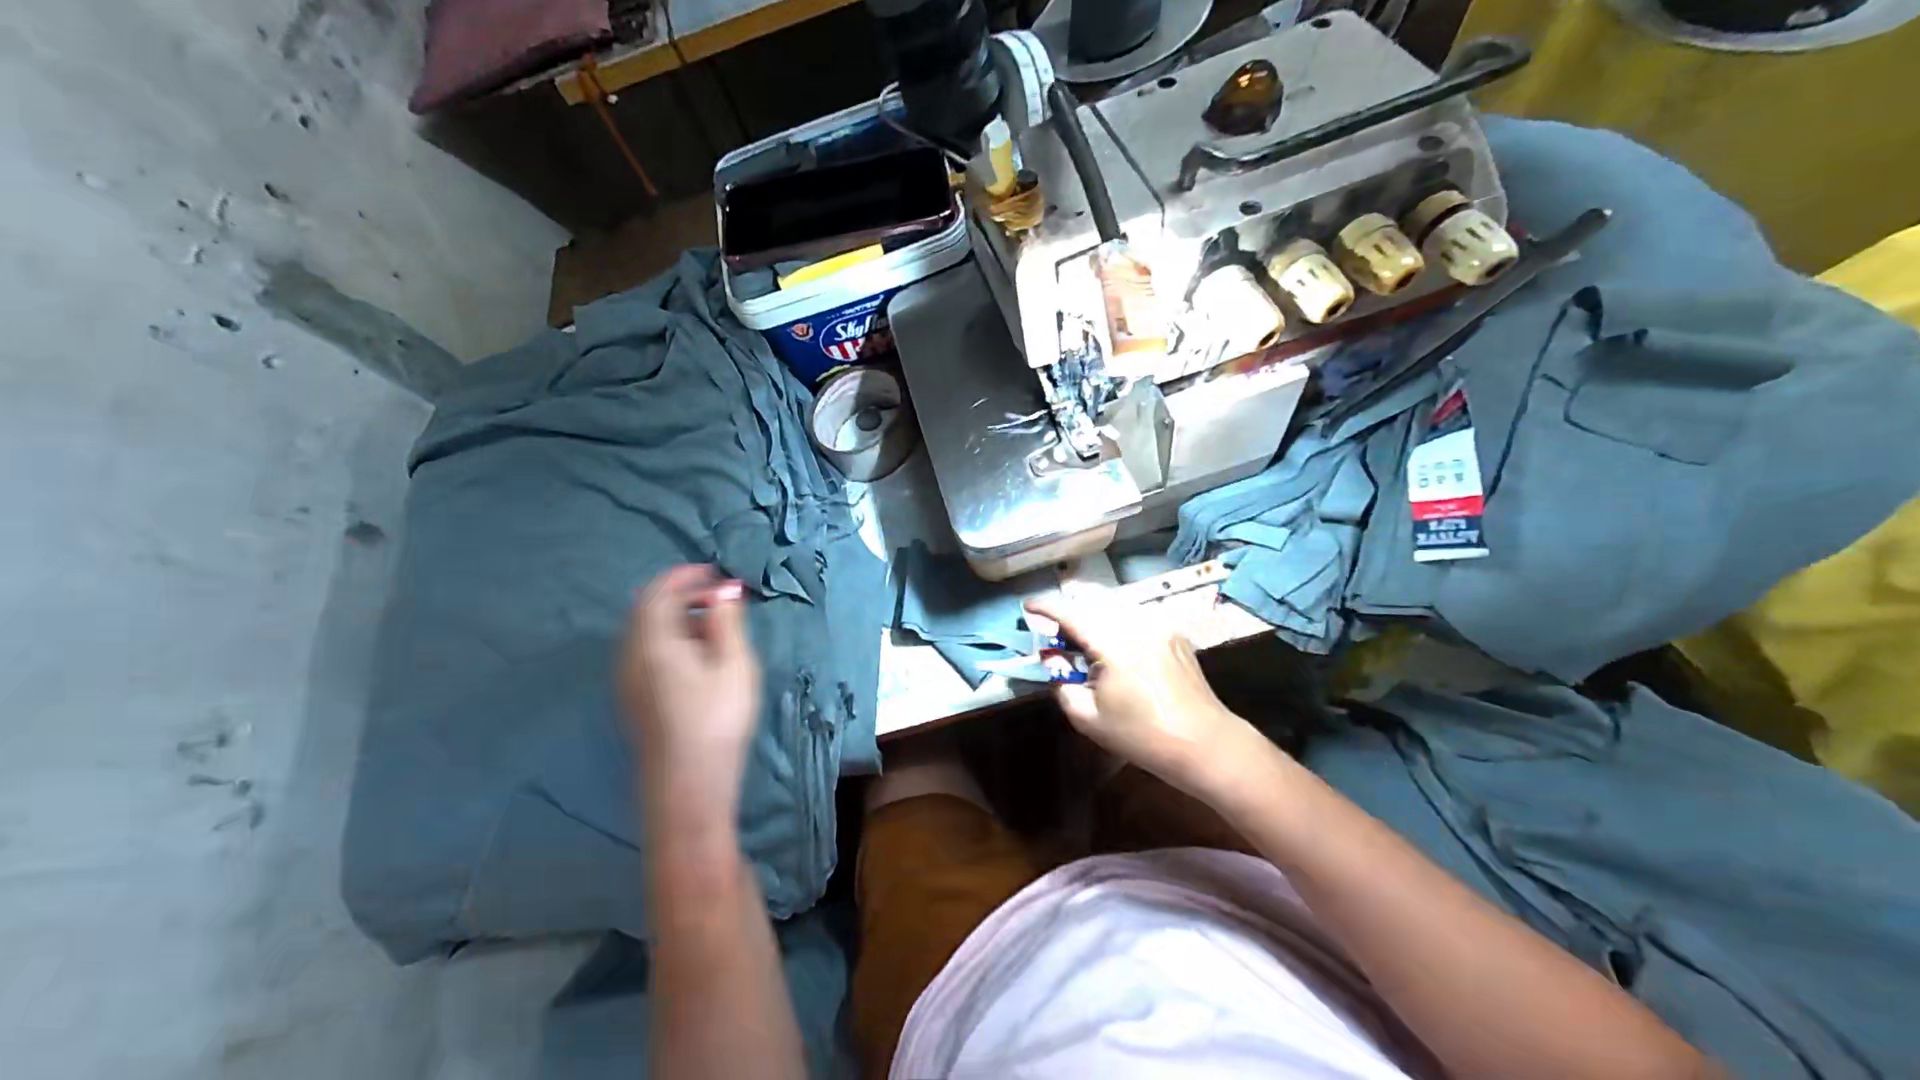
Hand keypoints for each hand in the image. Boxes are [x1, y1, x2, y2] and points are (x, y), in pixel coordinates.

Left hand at [620, 565, 761, 817]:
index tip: (716, 572)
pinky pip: (646, 653)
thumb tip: (723, 589)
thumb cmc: (718, 720)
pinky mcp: (633, 700)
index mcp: (652, 642)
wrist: (687, 786)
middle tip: (720, 597)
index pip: (657, 592)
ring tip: (715, 625)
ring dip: (677, 618)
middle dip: (682, 595)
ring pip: (646, 633)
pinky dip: (670, 640)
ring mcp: (627, 681)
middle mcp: (630, 656)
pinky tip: (698, 657)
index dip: (685, 576)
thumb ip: (727, 621)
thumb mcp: (734, 664)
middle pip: (647, 610)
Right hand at [1024, 589, 1266, 798]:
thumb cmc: (1142, 735)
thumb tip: (1055, 663)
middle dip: (1069, 605)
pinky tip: (1113, 640)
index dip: (1045, 607)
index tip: (1027, 609)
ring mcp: (1159, 625)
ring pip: (1116, 603)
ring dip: (1093, 609)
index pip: (1070, 612)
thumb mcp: (1089, 718)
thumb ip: (1062, 686)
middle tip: (1054, 625)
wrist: (1203, 743)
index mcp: (1113, 642)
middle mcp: (1136, 623)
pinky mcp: (1174, 633)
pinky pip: (1137, 614)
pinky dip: (1117, 618)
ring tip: (1081, 631)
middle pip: (1093, 598)